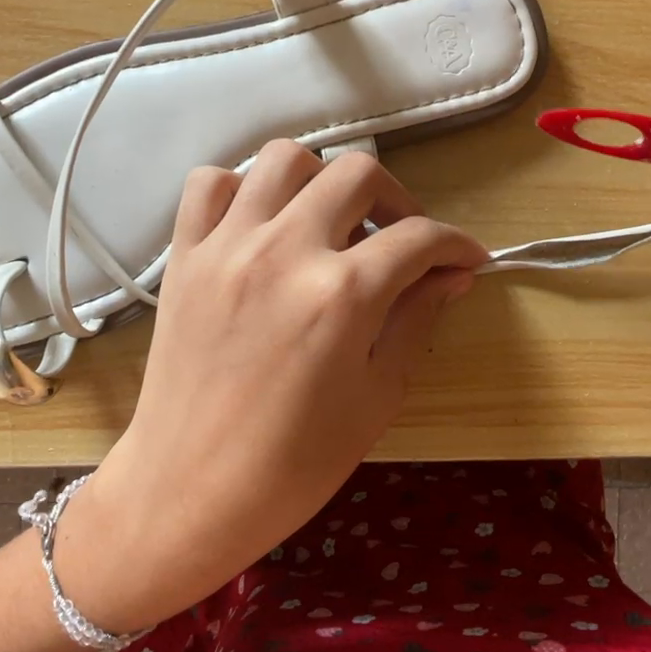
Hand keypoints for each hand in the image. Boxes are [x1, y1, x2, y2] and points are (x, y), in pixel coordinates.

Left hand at [56, 140, 485, 632]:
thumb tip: (451, 274)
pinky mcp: (185, 256)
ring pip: (285, 159)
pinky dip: (244, 189)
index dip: (456, 246)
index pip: (419, 238)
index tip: (465, 261)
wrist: (189, 492)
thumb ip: (417, 319)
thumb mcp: (377, 397)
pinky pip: (211, 184)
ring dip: (322, 181)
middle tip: (403, 242)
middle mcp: (285, 250)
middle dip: (398, 201)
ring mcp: (227, 246)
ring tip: (332, 225)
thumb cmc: (295, 464)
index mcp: (342, 293)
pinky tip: (264, 226)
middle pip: (358, 174)